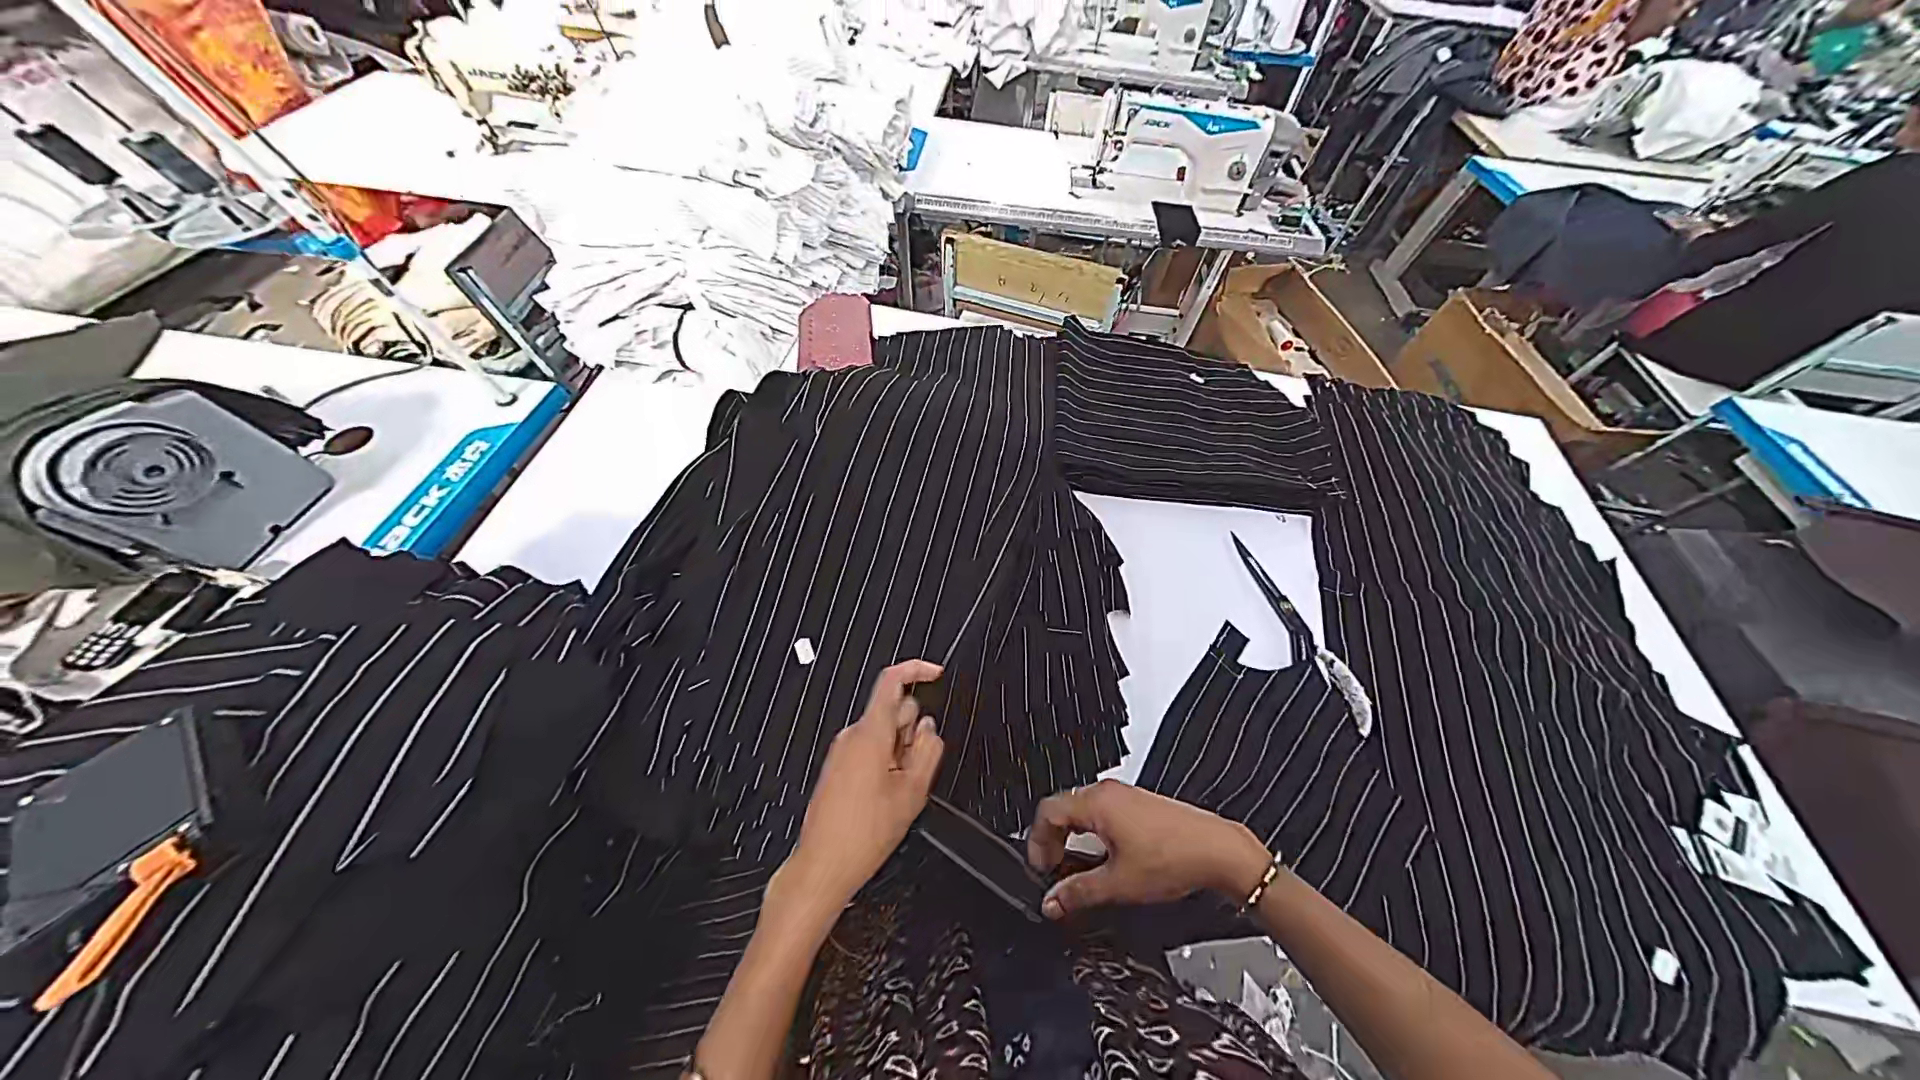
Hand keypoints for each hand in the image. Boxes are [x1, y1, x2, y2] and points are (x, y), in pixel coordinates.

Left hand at [783, 660, 945, 908]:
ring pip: (883, 732)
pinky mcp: (838, 766)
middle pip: (893, 710)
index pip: (892, 680)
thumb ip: (928, 751)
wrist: (824, 865)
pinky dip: (885, 763)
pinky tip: (883, 797)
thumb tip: (930, 729)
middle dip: (911, 731)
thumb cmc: (862, 835)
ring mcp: (842, 751)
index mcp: (870, 734)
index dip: (917, 669)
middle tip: (913, 770)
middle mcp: (852, 736)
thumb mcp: (912, 792)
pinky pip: (869, 749)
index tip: (934, 672)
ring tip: (896, 791)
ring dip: (899, 752)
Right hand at [1027, 780, 1272, 919]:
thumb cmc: (1178, 858)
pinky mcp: (1138, 804)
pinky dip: (1092, 833)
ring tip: (1079, 869)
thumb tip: (1053, 901)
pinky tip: (1104, 859)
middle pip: (1062, 808)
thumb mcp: (1119, 884)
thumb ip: (1078, 893)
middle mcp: (1108, 792)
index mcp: (1097, 802)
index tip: (1041, 868)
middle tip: (1055, 871)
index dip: (1036, 842)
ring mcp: (1124, 796)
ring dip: (1072, 837)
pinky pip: (1101, 812)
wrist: (1219, 851)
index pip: (1046, 812)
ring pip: (1082, 810)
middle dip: (1052, 841)